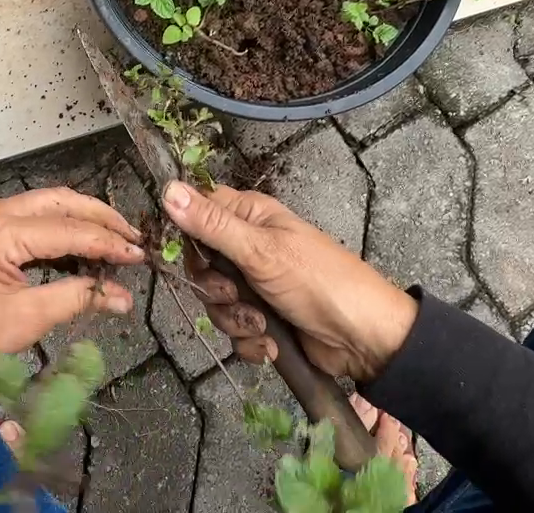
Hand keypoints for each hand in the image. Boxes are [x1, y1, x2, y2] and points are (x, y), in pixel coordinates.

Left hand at [0, 187, 144, 369]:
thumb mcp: (29, 318)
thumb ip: (79, 298)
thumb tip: (123, 296)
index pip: (65, 230)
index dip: (106, 242)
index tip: (137, 253)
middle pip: (59, 202)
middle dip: (99, 217)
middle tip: (132, 236)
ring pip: (48, 203)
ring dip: (83, 217)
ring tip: (116, 236)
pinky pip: (34, 215)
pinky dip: (63, 225)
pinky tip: (86, 240)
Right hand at [163, 180, 416, 379]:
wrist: (366, 342)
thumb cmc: (317, 281)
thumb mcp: (261, 250)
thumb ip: (210, 224)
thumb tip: (166, 189)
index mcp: (249, 215)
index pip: (196, 210)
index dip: (183, 231)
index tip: (179, 252)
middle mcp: (247, 245)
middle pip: (199, 262)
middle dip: (213, 287)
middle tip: (234, 292)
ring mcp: (254, 283)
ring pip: (214, 300)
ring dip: (234, 318)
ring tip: (263, 324)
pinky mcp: (262, 318)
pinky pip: (233, 328)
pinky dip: (249, 340)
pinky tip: (271, 344)